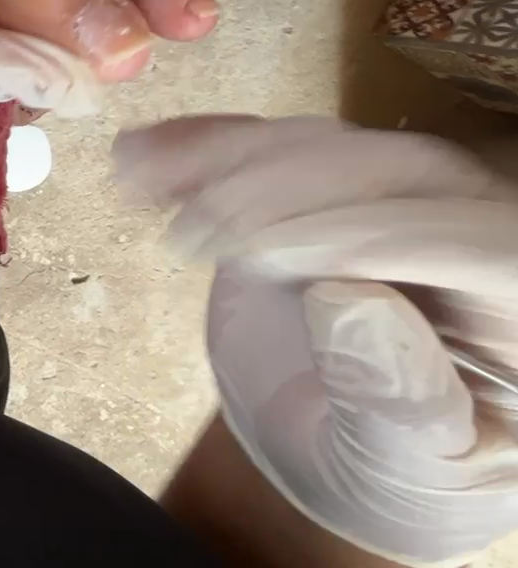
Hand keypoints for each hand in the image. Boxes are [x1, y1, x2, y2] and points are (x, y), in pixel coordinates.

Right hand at [114, 116, 517, 566]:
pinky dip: (192, 141)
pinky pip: (260, 142)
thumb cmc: (379, 474)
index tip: (257, 257)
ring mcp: (383, 208)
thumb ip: (397, 402)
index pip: (481, 246)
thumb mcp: (397, 469)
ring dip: (218, 154)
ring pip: (320, 142)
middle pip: (398, 170)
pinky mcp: (301, 194)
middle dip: (280, 189)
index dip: (370, 238)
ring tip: (135, 184)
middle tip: (189, 238)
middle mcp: (472, 242)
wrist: (322, 445)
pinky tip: (135, 154)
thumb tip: (350, 297)